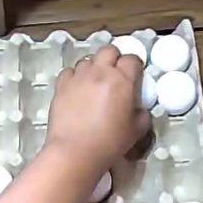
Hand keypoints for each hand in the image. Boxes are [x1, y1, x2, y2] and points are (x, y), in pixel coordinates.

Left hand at [44, 47, 149, 174]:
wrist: (74, 152)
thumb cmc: (109, 143)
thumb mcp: (136, 131)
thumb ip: (141, 114)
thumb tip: (139, 108)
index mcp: (122, 80)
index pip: (132, 59)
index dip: (135, 66)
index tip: (134, 76)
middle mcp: (99, 72)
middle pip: (108, 51)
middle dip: (113, 59)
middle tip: (114, 74)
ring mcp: (78, 77)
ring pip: (87, 60)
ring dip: (93, 68)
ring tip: (94, 83)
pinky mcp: (60, 86)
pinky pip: (69, 72)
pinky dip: (74, 77)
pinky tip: (76, 89)